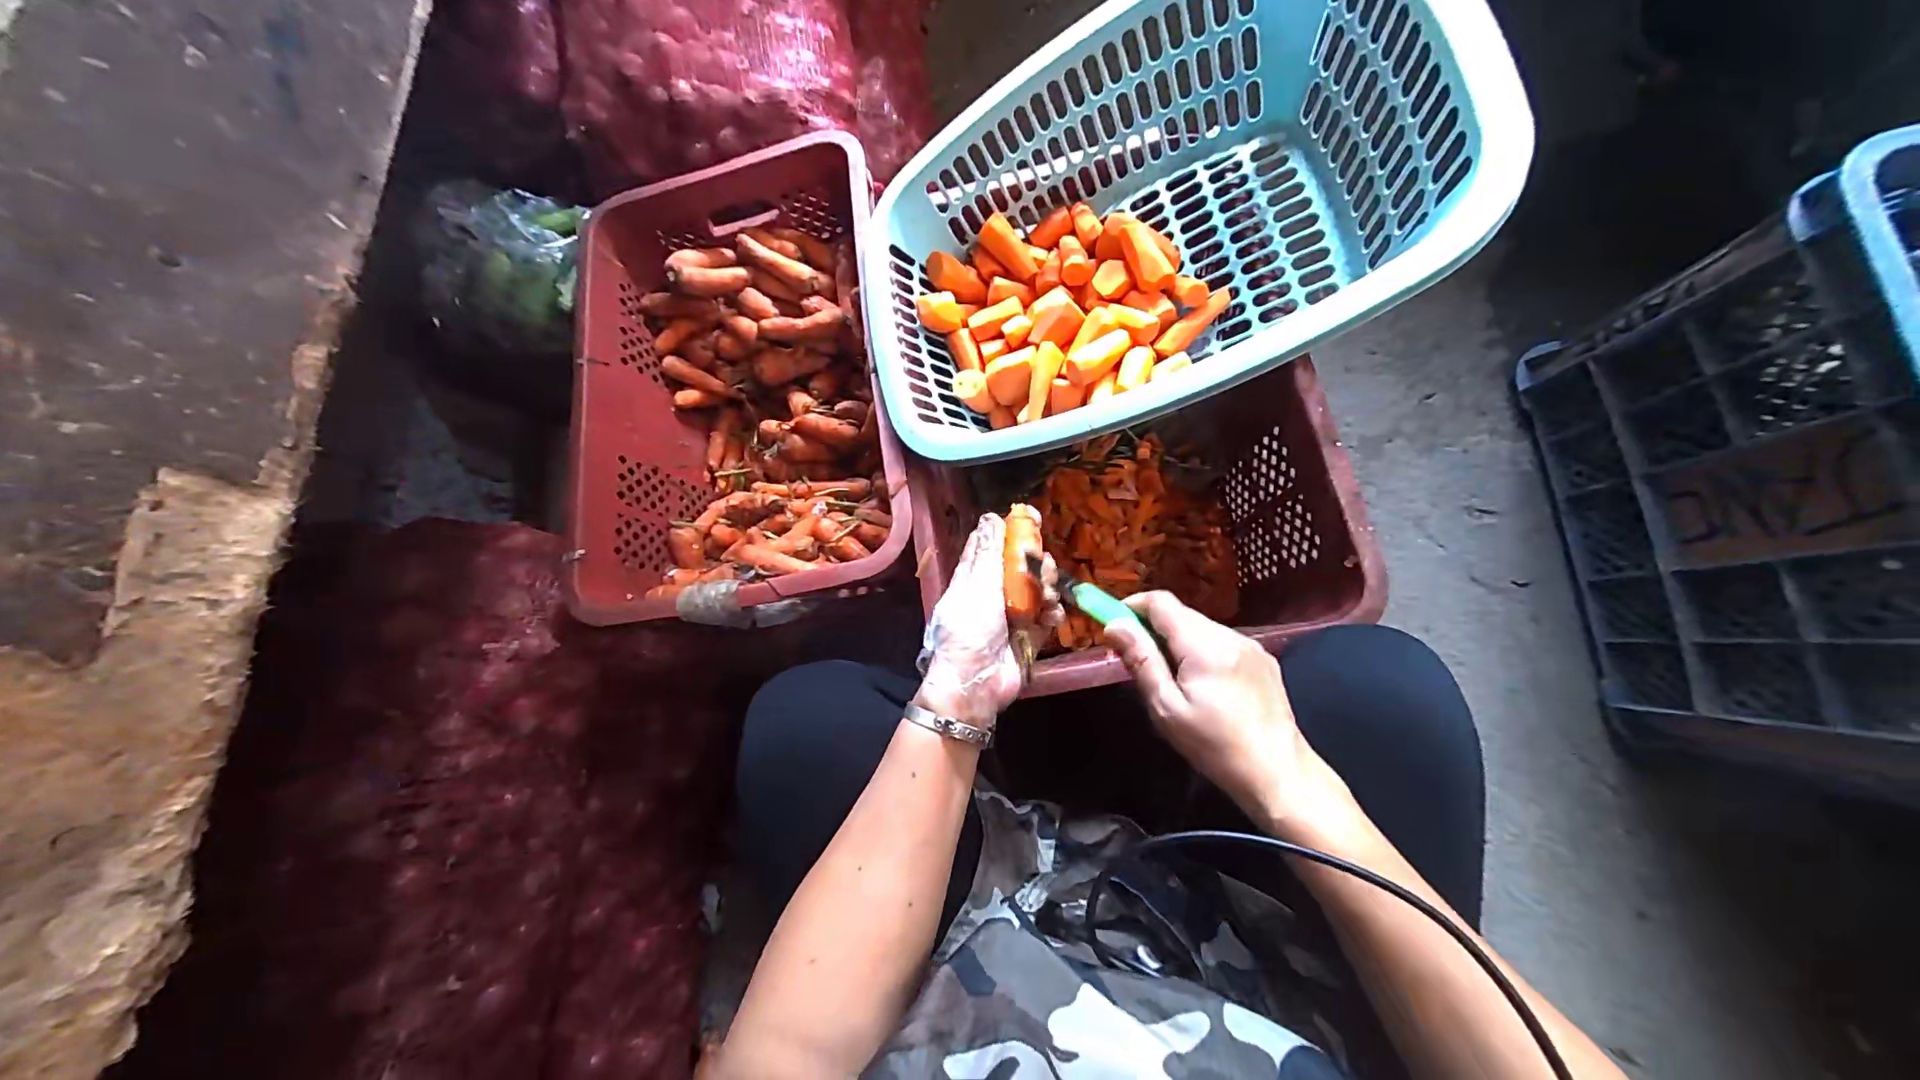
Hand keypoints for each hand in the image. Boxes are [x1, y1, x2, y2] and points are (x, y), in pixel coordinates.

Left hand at [916, 514, 1060, 724]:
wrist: (975, 684)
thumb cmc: (969, 630)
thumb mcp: (976, 585)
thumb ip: (987, 552)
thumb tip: (990, 517)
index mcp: (974, 578)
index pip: (991, 546)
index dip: (1009, 530)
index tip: (1031, 517)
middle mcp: (994, 593)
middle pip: (1022, 566)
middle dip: (1036, 562)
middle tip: (1042, 564)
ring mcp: (1013, 615)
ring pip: (1039, 589)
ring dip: (1047, 587)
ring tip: (1047, 595)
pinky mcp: (1030, 636)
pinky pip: (1048, 616)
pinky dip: (1054, 613)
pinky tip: (1053, 615)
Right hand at [1104, 591, 1344, 832]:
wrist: (1279, 773)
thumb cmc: (1214, 746)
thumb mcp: (1166, 708)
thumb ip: (1141, 660)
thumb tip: (1114, 625)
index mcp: (1204, 645)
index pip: (1161, 602)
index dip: (1132, 606)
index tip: (1113, 626)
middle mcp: (1229, 635)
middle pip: (1180, 613)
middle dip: (1152, 627)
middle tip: (1135, 658)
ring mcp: (1250, 646)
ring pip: (1200, 627)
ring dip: (1176, 640)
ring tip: (1168, 678)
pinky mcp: (1262, 659)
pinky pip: (1220, 641)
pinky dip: (1200, 650)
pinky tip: (1200, 684)